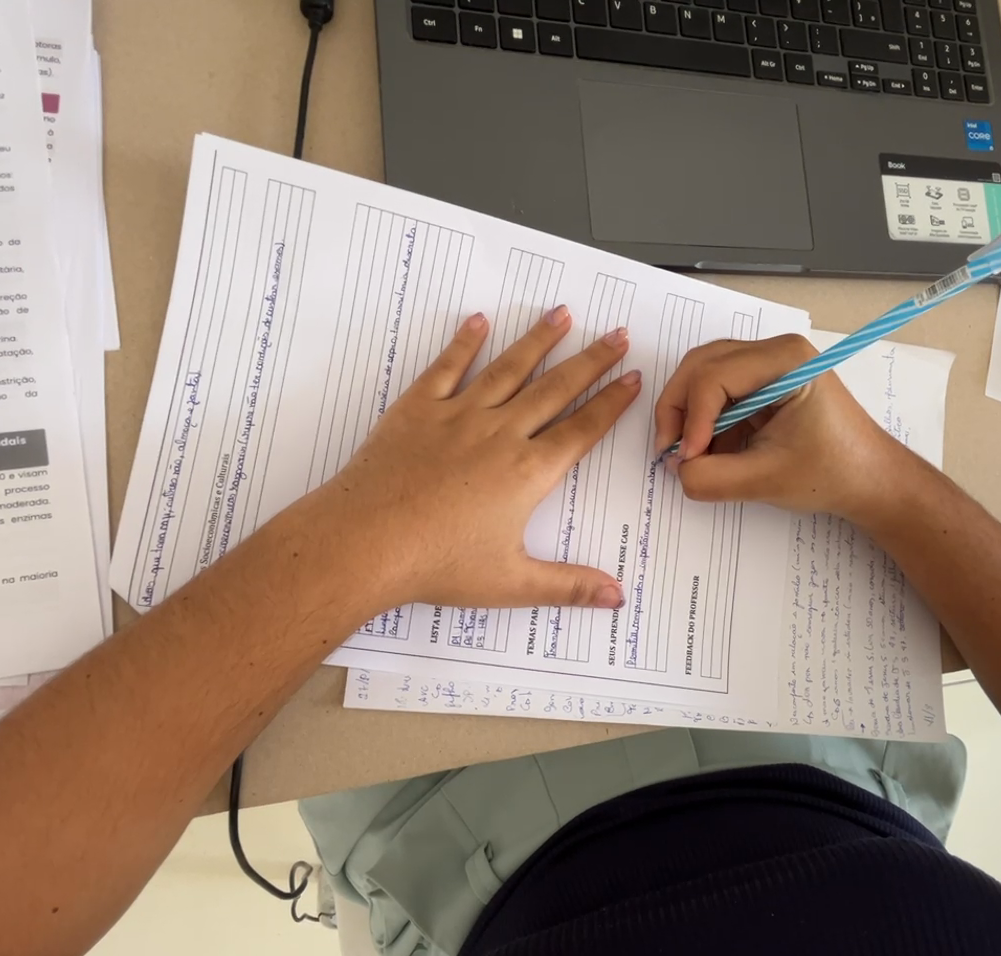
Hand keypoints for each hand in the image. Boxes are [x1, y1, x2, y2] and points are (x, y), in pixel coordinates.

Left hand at [293, 306, 639, 611]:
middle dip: (590, 361)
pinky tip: (478, 321)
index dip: (611, 403)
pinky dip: (464, 343)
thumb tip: (617, 597)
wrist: (366, 542)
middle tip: (615, 334)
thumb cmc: (437, 564)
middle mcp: (500, 434)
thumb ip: (569, 586)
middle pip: (555, 389)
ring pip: (508, 369)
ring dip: (538, 340)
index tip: (633, 378)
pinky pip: (447, 367)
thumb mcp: (511, 583)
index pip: (582, 430)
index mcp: (527, 473)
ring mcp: (458, 416)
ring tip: (561, 313)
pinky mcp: (418, 410)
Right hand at [652, 335, 912, 520]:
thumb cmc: (832, 474)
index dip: (692, 420)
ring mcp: (766, 366)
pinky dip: (703, 424)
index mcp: (786, 360)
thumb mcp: (765, 481)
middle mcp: (773, 351)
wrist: (869, 481)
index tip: (687, 460)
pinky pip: (716, 395)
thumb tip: (674, 468)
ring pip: (702, 378)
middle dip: (679, 410)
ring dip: (688, 416)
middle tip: (669, 452)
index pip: (714, 377)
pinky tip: (709, 453)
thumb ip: (710, 477)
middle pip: (700, 367)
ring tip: (689, 455)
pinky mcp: (761, 386)